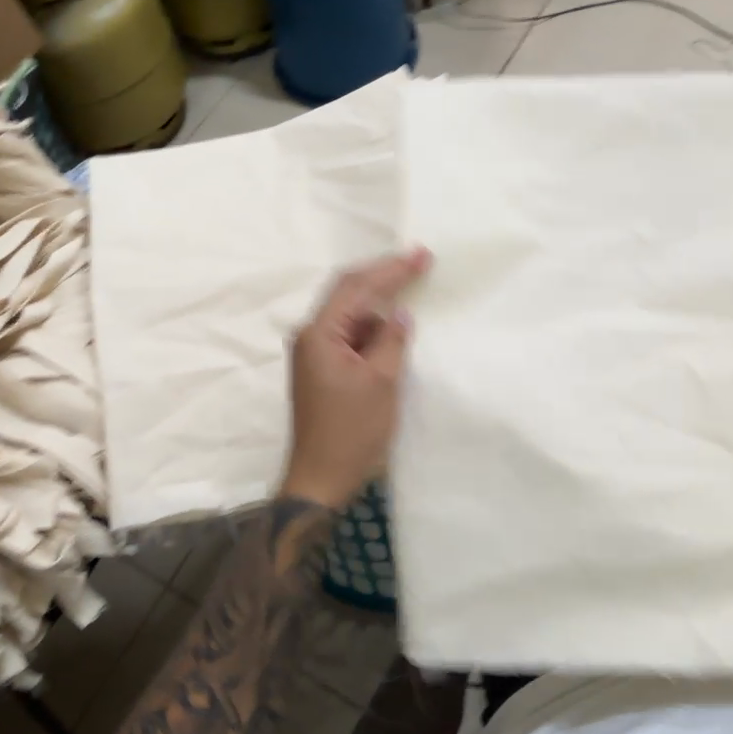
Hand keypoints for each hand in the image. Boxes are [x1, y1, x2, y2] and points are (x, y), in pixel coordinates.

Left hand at [280, 248, 431, 509]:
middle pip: (347, 292)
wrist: (320, 478)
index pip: (356, 287)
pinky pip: (350, 336)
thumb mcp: (381, 382)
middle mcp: (310, 336)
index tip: (422, 255)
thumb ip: (392, 341)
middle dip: (383, 276)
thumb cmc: (351, 432)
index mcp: (319, 333)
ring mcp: (314, 353)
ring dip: (378, 302)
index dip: (390, 269)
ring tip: (412, 286)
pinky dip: (372, 328)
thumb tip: (400, 314)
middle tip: (420, 261)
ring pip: (349, 314)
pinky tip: (394, 326)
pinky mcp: (322, 370)